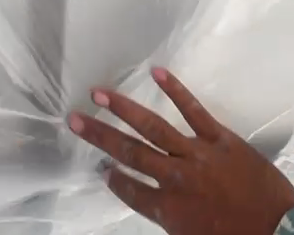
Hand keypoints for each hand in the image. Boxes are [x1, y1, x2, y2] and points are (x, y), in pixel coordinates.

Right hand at [69, 68, 293, 234]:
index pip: (131, 191)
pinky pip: (193, 110)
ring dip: (123, 109)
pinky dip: (175, 90)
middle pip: (129, 154)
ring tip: (99, 94)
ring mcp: (196, 155)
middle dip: (99, 136)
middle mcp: (176, 179)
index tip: (100, 168)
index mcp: (171, 211)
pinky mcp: (219, 139)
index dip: (114, 179)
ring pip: (152, 128)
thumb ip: (175, 221)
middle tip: (74, 118)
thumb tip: (156, 202)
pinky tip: (157, 73)